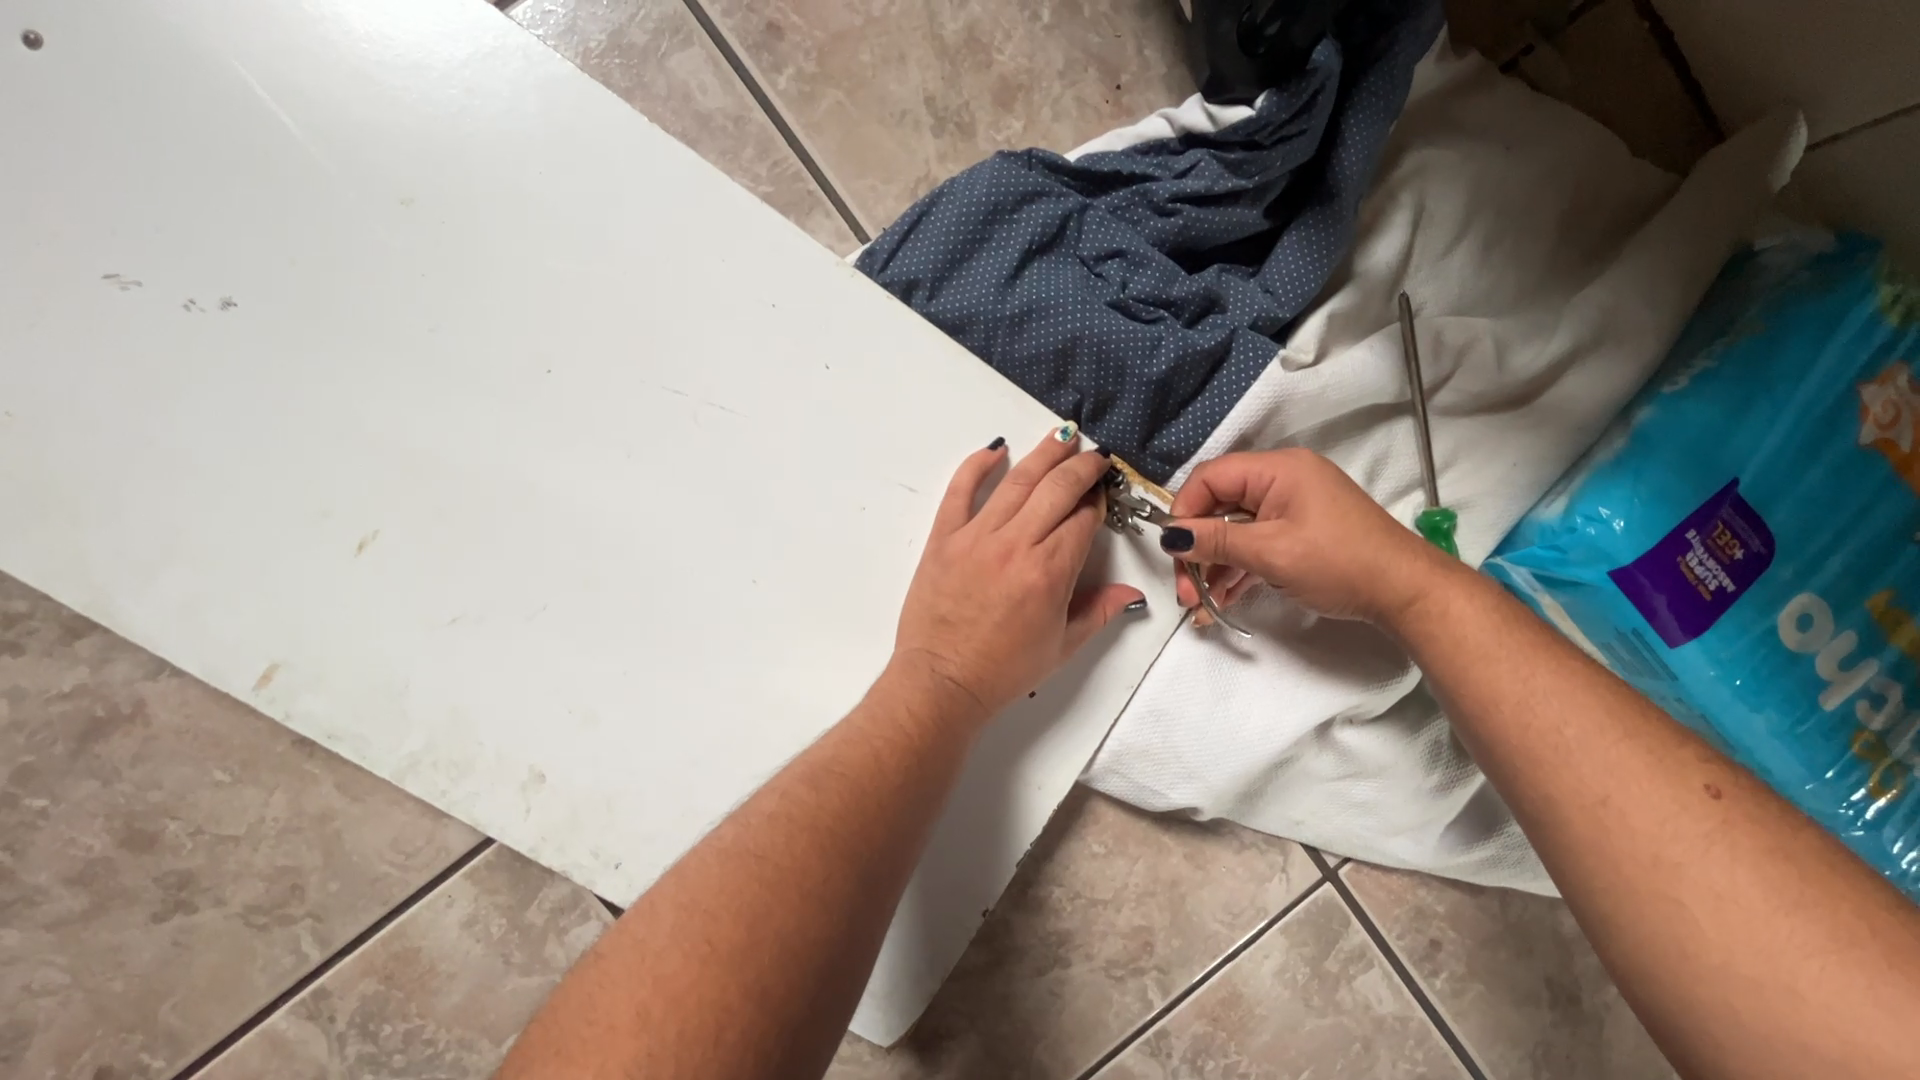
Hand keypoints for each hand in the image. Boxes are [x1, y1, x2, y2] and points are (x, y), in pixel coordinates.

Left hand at [889, 426, 1146, 725]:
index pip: (1083, 519)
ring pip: (1017, 481)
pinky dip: (977, 465)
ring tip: (1063, 435)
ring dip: (1044, 454)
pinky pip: (960, 490)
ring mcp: (976, 537)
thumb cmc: (1003, 670)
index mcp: (1050, 573)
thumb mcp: (1061, 646)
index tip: (1103, 494)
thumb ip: (1098, 611)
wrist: (941, 681)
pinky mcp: (944, 538)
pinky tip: (996, 449)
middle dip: (1082, 467)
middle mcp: (1016, 545)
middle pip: (1057, 489)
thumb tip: (1133, 593)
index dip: (1098, 503)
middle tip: (1095, 455)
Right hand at [1162, 448, 1463, 626]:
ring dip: (1213, 567)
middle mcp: (1281, 481)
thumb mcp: (1271, 553)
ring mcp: (1290, 509)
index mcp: (1277, 470)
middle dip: (1196, 550)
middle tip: (1184, 590)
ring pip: (1234, 532)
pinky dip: (1236, 571)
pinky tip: (1219, 601)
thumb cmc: (1339, 563)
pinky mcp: (1297, 535)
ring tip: (1198, 606)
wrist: (1405, 593)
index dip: (1184, 511)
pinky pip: (1254, 546)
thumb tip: (1170, 536)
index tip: (1172, 551)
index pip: (1210, 477)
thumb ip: (1216, 541)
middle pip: (1218, 508)